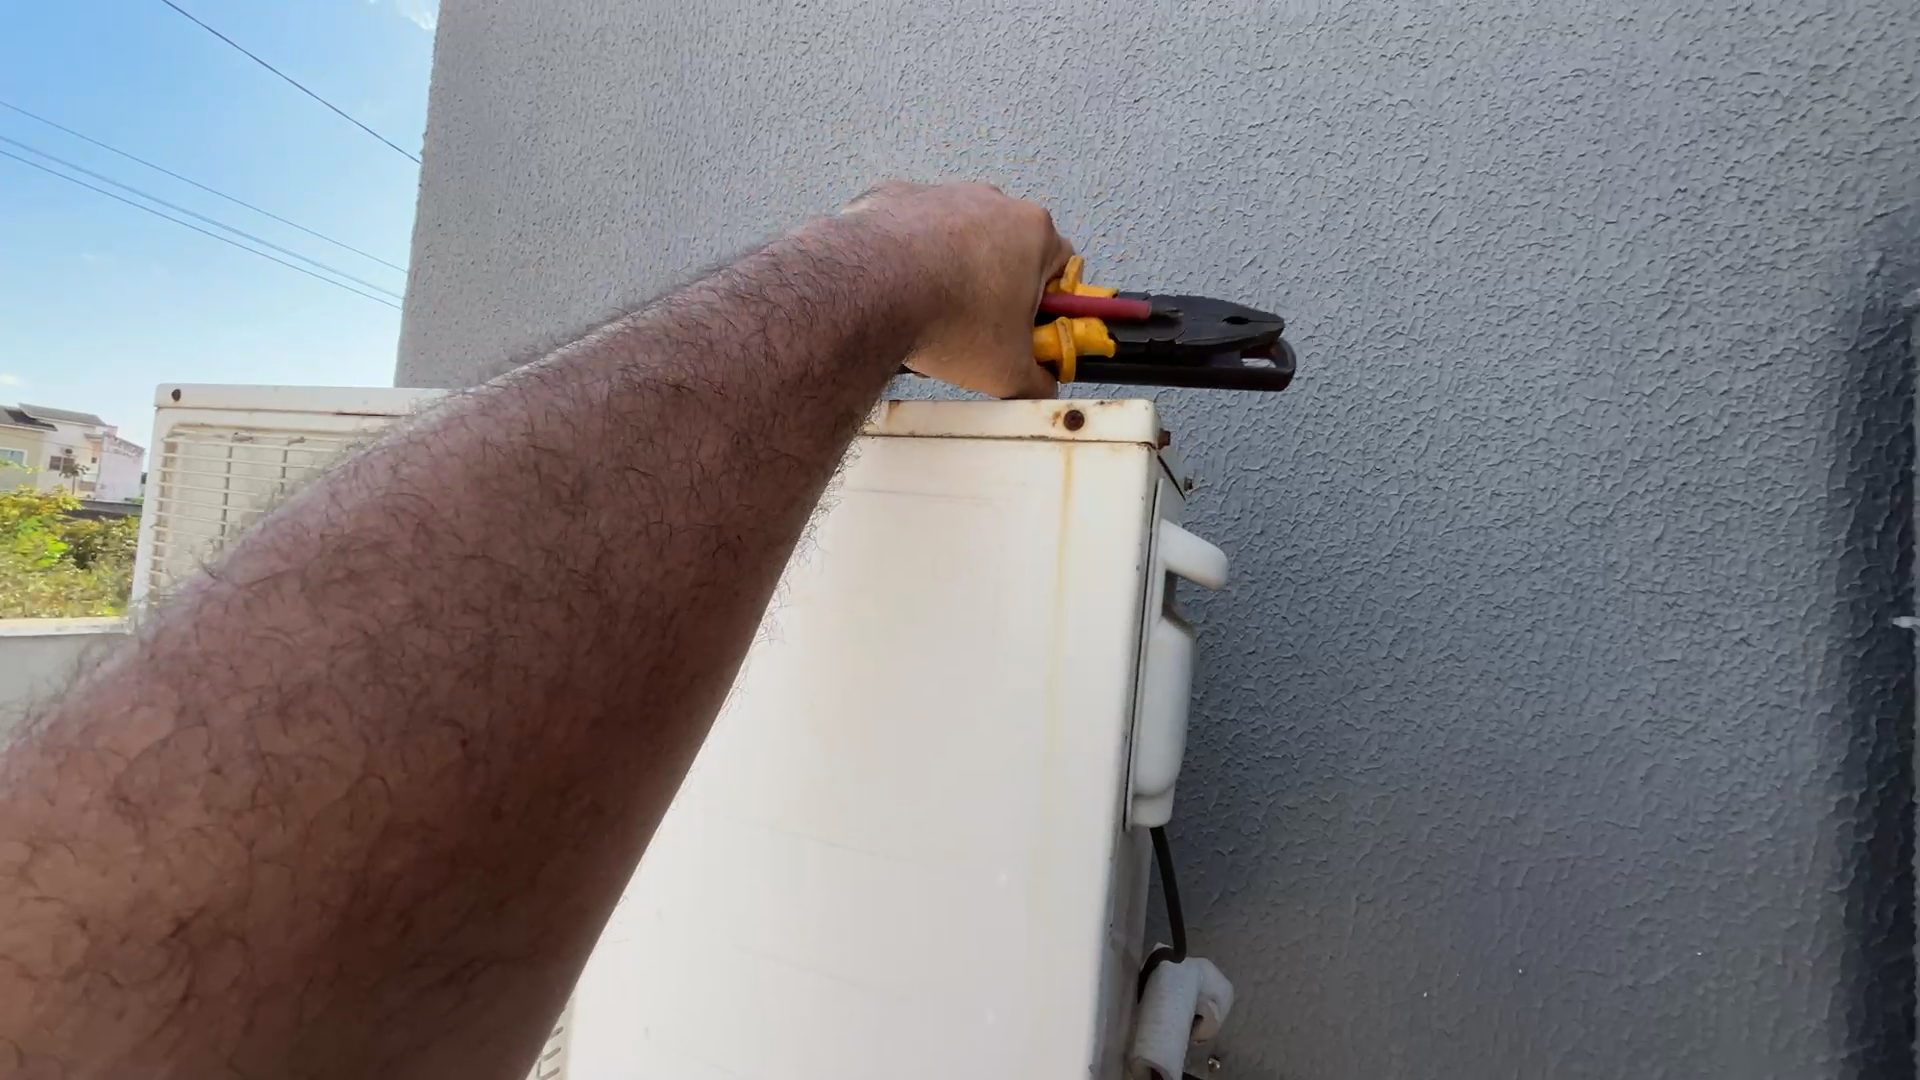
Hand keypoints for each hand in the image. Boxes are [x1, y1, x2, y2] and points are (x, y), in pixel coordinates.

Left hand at [841, 181, 1074, 398]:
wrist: (873, 292)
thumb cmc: (949, 319)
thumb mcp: (1008, 371)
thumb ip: (1037, 380)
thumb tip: (1042, 385)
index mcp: (1033, 233)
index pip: (1061, 266)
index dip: (1047, 304)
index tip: (1030, 330)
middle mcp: (992, 201)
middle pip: (1007, 249)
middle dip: (997, 289)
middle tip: (980, 330)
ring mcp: (942, 194)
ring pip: (958, 239)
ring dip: (953, 273)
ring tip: (934, 316)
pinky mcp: (897, 198)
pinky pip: (911, 232)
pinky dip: (909, 260)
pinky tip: (900, 295)